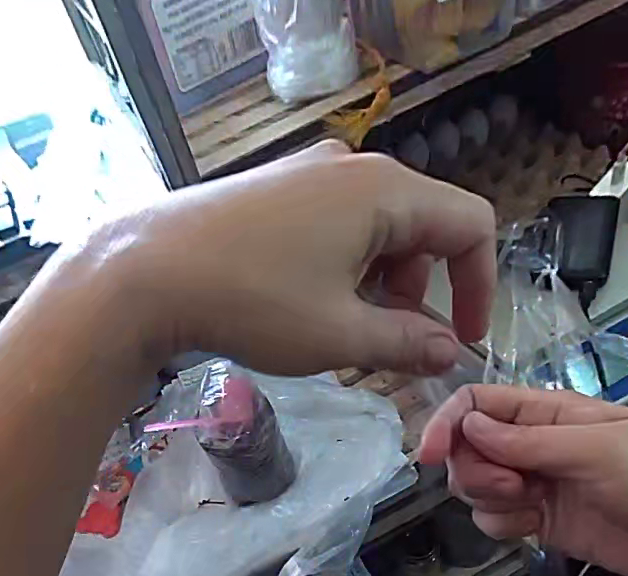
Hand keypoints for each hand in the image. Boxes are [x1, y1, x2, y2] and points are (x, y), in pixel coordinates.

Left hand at [76, 141, 496, 376]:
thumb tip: (451, 353)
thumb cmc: (255, 302)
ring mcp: (312, 175)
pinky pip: (341, 231)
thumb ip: (408, 344)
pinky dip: (349, 274)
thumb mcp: (343, 335)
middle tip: (393, 348)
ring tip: (349, 336)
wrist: (146, 272)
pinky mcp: (281, 192)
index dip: (480, 286)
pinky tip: (317, 309)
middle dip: (423, 296)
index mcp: (385, 192)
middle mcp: (355, 170)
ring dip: (383, 291)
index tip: (464, 340)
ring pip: (380, 235)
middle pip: (424, 232)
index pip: (469, 226)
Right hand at [417, 385, 627, 575]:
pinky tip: (536, 529)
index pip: (480, 403)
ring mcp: (534, 484)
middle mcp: (534, 444)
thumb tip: (468, 425)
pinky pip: (494, 519)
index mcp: (550, 411)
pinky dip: (504, 526)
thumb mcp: (597, 450)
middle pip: (468, 448)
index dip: (448, 423)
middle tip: (514, 487)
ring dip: (490, 500)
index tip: (428, 455)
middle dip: (475, 471)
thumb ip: (528, 440)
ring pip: (475, 487)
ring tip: (532, 509)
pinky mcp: (537, 521)